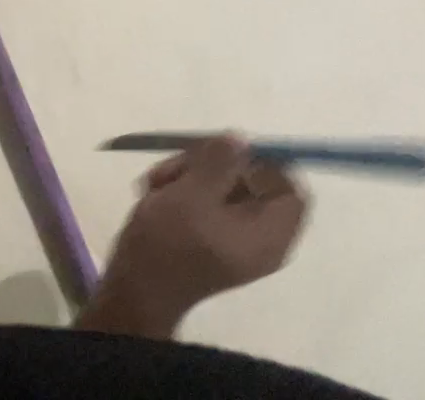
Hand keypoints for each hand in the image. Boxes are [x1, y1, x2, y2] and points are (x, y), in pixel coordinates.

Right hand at [80, 135, 310, 337]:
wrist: (136, 287)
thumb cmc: (167, 244)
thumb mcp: (190, 197)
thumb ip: (216, 165)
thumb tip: (239, 138)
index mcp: (269, 234)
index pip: (288, 188)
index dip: (262, 162)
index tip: (221, 149)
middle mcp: (260, 237)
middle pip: (249, 183)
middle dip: (207, 166)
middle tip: (171, 165)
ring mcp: (233, 239)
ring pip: (220, 188)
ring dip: (185, 176)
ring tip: (154, 183)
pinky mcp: (209, 238)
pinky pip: (205, 203)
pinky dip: (180, 191)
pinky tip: (154, 195)